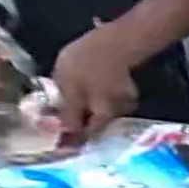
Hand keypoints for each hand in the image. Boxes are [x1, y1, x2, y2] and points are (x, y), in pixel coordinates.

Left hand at [51, 25, 139, 141]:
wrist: (113, 44)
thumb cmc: (86, 65)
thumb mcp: (69, 87)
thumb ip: (70, 111)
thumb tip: (68, 132)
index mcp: (104, 114)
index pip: (90, 133)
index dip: (75, 138)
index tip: (62, 142)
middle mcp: (120, 112)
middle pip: (99, 123)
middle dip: (83, 124)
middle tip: (62, 121)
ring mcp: (126, 101)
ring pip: (104, 111)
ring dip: (89, 111)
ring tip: (71, 104)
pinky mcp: (126, 90)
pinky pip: (108, 101)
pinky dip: (97, 100)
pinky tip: (87, 91)